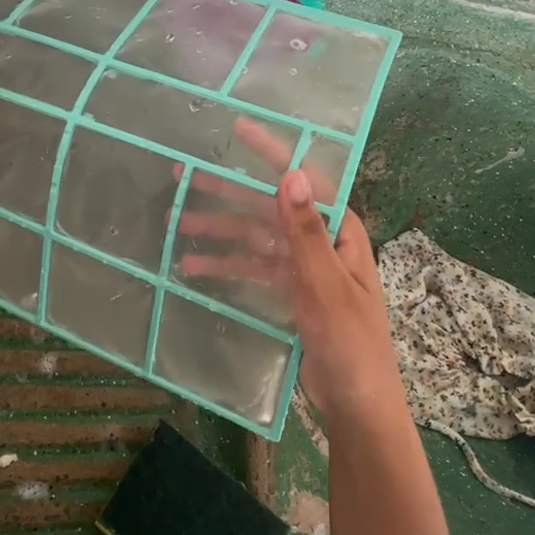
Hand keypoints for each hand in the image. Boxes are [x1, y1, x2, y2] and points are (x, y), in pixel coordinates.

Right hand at [177, 119, 404, 425]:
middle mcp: (320, 240)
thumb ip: (306, 232)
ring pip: (254, 237)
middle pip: (267, 206)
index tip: (237, 127)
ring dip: (217, 230)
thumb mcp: (327, 288)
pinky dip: (225, 266)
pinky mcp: (290, 292)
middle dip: (226, 192)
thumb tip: (291, 175)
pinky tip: (192, 268)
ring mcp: (303, 267)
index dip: (270, 151)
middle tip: (181, 177)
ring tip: (175, 223)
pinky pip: (253, 269)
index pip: (301, 180)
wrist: (359, 407)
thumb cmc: (353, 345)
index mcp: (339, 231)